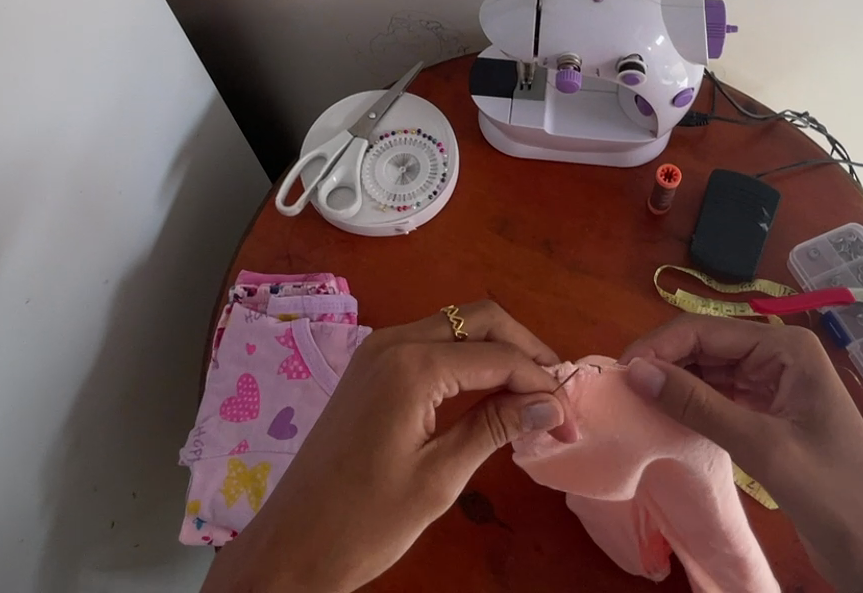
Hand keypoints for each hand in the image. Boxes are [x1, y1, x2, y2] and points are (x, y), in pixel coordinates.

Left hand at [202, 301, 574, 592]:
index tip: (570, 421)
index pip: (496, 355)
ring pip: (455, 325)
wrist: (292, 543)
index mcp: (411, 365)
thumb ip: (494, 428)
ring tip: (531, 394)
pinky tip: (488, 391)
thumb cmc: (365, 520)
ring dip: (497, 349)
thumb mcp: (438, 478)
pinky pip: (432, 342)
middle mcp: (394, 341)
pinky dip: (467, 357)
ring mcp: (379, 349)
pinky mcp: (372, 365)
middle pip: (477, 318)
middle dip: (523, 348)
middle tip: (555, 393)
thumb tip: (550, 403)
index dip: (541, 383)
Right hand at [622, 316, 862, 592]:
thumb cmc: (838, 496)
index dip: (659, 346)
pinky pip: (718, 397)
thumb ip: (698, 405)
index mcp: (786, 347)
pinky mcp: (768, 416)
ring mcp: (773, 386)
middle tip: (622, 389)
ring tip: (636, 401)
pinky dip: (690, 405)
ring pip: (707, 371)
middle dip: (664, 363)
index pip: (705, 330)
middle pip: (704, 346)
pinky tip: (666, 416)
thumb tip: (635, 372)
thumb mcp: (763, 447)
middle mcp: (778, 356)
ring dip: (674, 383)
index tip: (621, 372)